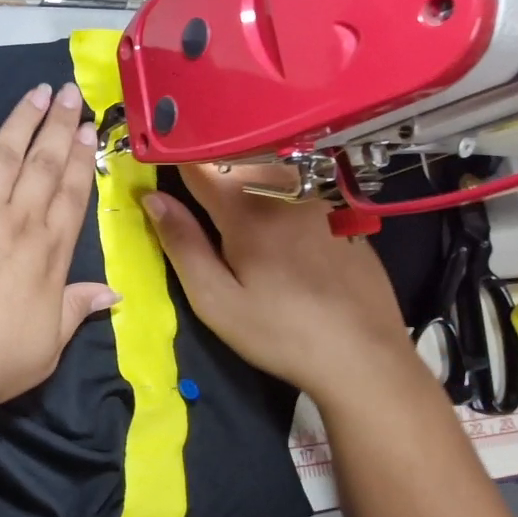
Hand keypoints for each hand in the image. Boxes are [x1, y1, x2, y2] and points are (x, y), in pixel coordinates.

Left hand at [0, 83, 118, 411]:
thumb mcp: (47, 347)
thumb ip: (76, 311)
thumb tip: (115, 292)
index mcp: (50, 254)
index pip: (73, 196)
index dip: (82, 161)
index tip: (90, 132)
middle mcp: (21, 220)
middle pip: (45, 164)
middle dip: (60, 127)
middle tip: (70, 94)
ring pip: (8, 152)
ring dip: (24, 119)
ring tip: (38, 91)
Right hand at [144, 164, 418, 400]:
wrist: (365, 359)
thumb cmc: (279, 333)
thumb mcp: (215, 299)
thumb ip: (182, 244)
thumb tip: (152, 199)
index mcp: (246, 212)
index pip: (200, 165)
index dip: (173, 157)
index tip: (155, 160)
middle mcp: (285, 194)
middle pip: (238, 158)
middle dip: (210, 161)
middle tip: (190, 177)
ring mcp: (321, 203)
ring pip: (272, 169)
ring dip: (245, 170)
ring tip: (231, 191)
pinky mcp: (344, 219)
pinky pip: (301, 188)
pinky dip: (278, 190)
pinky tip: (277, 221)